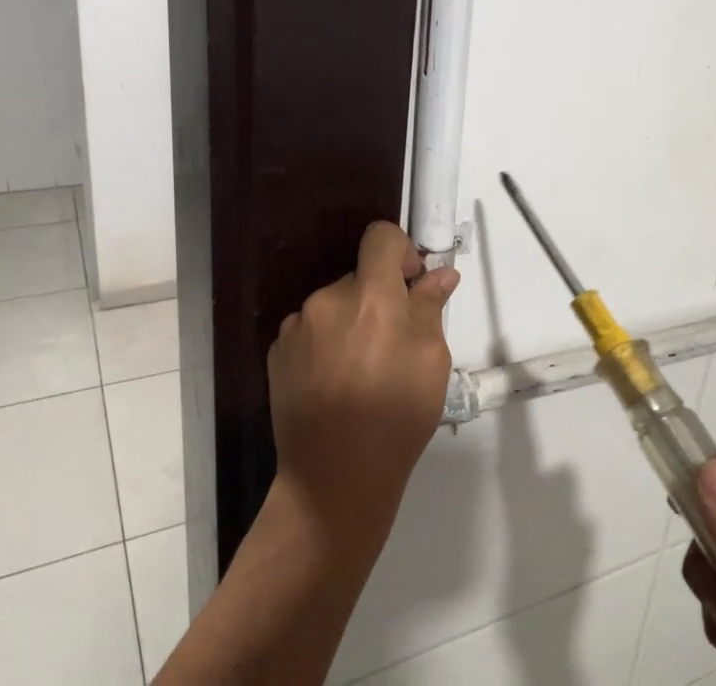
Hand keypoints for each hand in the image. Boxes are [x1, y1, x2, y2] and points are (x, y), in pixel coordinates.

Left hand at [268, 221, 460, 546]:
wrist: (335, 477)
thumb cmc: (397, 419)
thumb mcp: (432, 363)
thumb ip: (430, 308)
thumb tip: (438, 274)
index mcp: (371, 297)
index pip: (380, 238)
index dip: (401, 252)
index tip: (411, 286)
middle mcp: (327, 300)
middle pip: (358, 277)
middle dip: (378, 298)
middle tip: (393, 345)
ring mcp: (297, 326)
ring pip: (333, 305)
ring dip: (350, 322)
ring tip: (361, 371)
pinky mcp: (277, 351)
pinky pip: (310, 331)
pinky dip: (325, 344)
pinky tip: (334, 383)